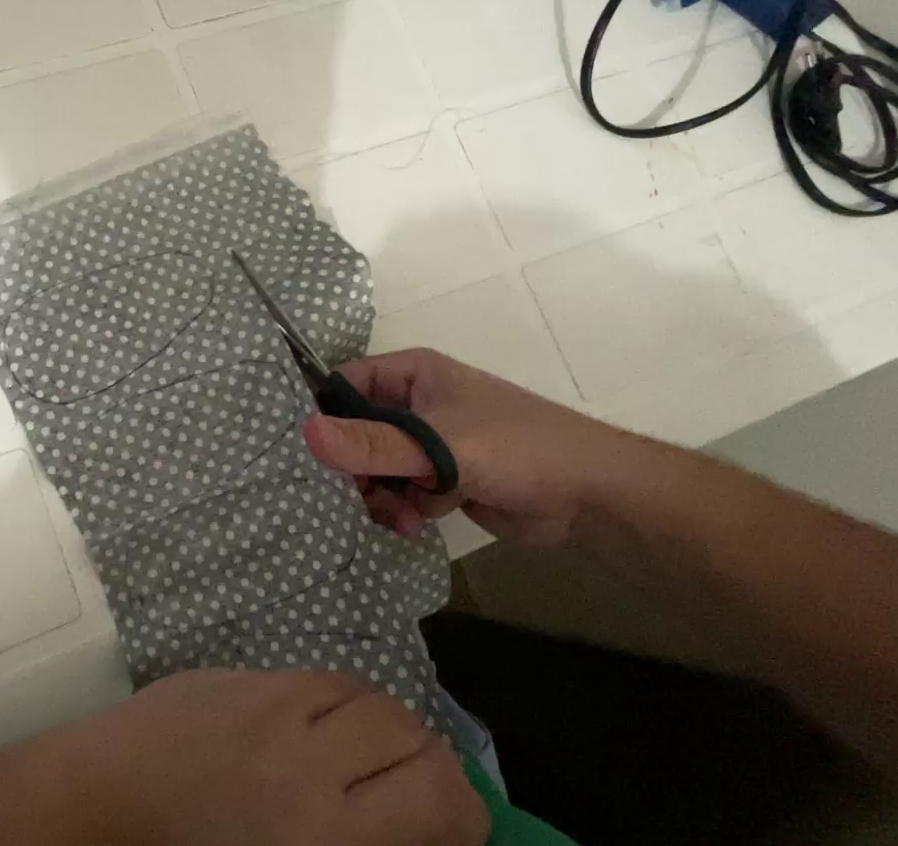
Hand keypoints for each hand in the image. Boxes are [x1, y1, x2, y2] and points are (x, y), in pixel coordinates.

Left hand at [51, 669, 486, 845]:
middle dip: (421, 757)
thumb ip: (361, 841)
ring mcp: (266, 701)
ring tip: (352, 752)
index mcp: (325, 830)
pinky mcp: (234, 674)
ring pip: (363, 689)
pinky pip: (309, 675)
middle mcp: (305, 756)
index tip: (448, 827)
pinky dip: (327, 699)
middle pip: (409, 728)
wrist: (100, 803)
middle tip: (400, 787)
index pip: (440, 793)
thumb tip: (416, 826)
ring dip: (375, 722)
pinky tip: (304, 725)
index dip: (462, 810)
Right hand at [303, 348, 659, 545]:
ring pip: (374, 467)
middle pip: (355, 432)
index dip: (322, 416)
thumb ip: (372, 444)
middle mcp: (413, 404)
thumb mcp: (438, 445)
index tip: (305, 454)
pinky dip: (401, 508)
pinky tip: (416, 524)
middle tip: (355, 496)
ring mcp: (428, 443)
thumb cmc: (515, 449)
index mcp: (411, 374)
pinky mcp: (440, 478)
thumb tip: (304, 434)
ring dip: (379, 494)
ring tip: (397, 515)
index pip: (343, 385)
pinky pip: (398, 490)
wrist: (592, 498)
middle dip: (354, 468)